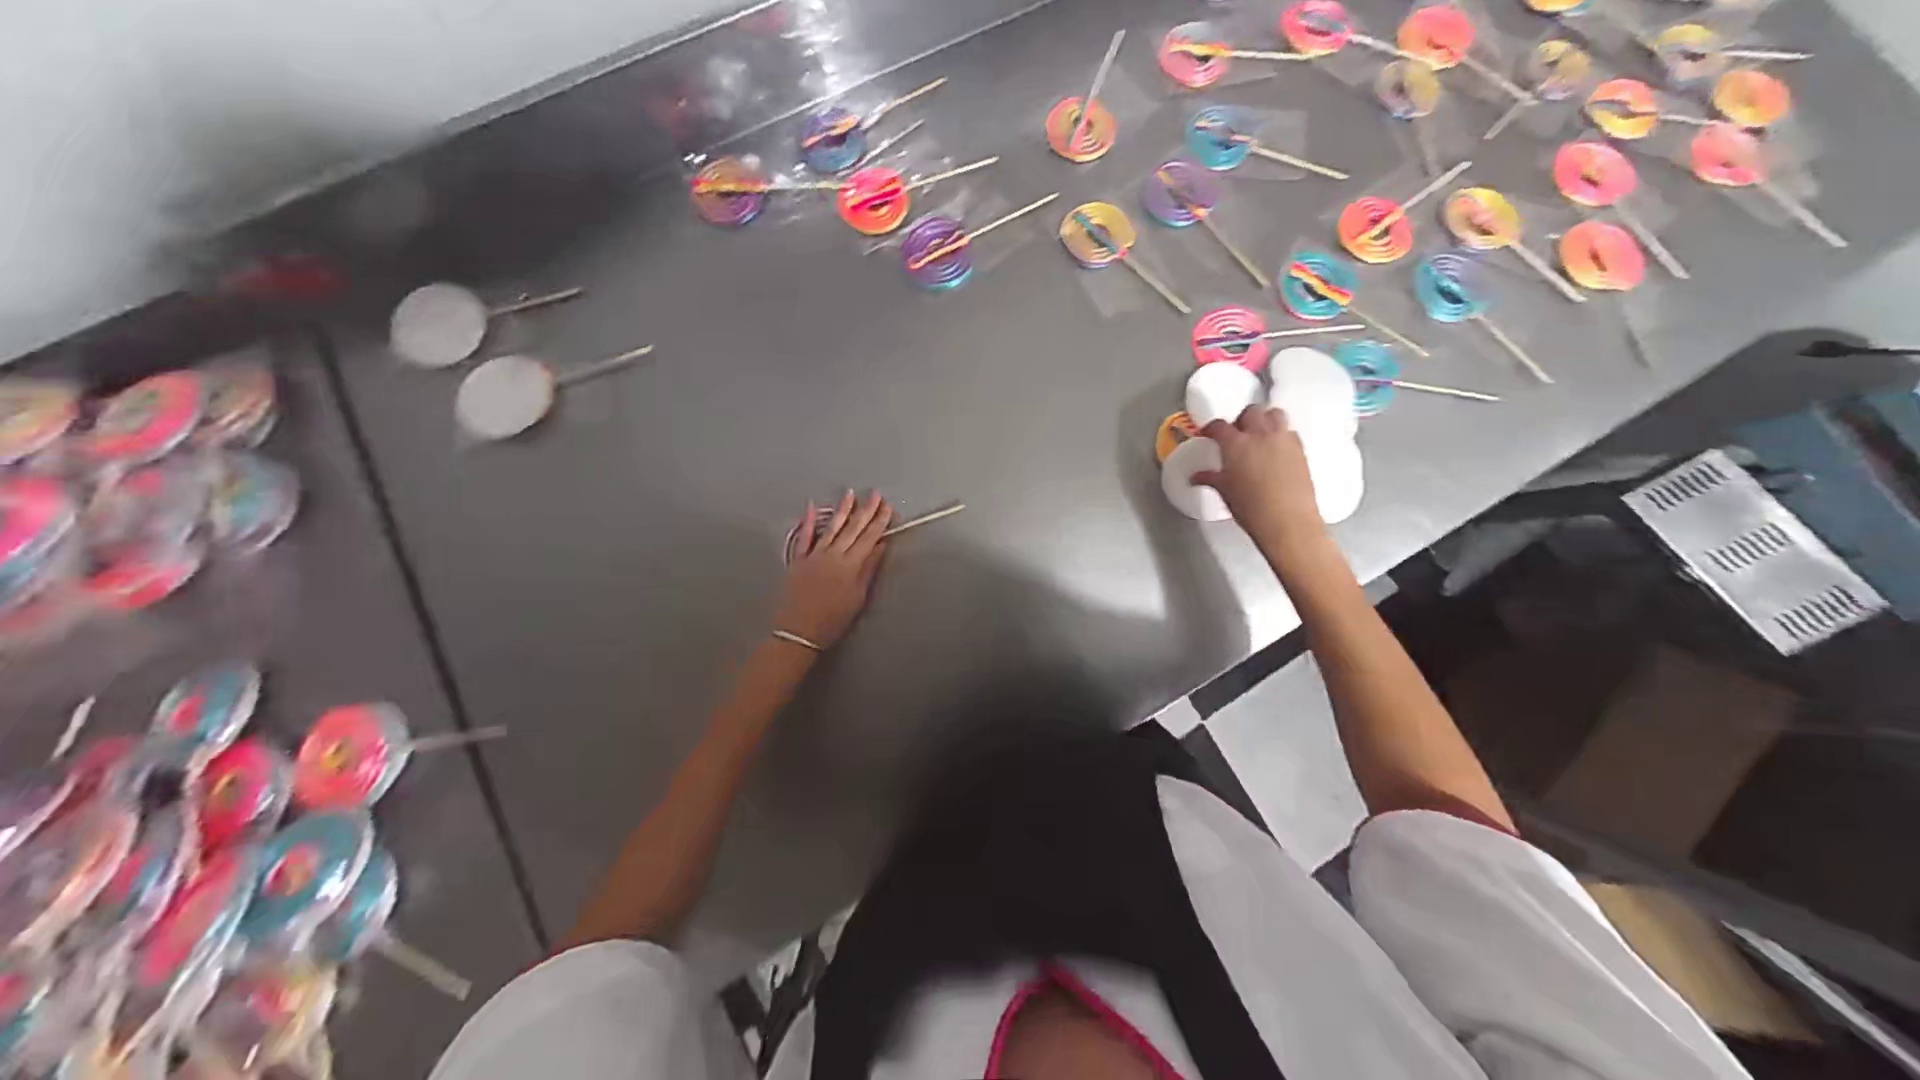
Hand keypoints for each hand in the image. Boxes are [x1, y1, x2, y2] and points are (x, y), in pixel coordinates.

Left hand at [774, 491, 893, 647]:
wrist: (799, 631)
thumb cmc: (833, 620)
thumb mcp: (858, 598)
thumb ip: (868, 569)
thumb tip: (880, 546)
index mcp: (850, 565)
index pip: (869, 538)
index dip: (879, 521)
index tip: (887, 507)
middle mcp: (833, 555)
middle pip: (852, 528)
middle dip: (866, 510)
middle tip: (875, 494)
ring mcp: (814, 555)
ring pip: (831, 527)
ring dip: (842, 509)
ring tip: (850, 494)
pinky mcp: (798, 559)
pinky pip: (804, 537)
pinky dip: (808, 521)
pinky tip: (812, 506)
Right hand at [1191, 408, 1324, 547]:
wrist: (1287, 521)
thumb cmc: (1251, 508)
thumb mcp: (1225, 492)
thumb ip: (1210, 478)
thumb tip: (1197, 476)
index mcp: (1236, 444)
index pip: (1219, 426)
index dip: (1211, 428)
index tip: (1209, 434)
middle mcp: (1260, 435)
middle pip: (1250, 412)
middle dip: (1241, 419)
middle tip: (1235, 433)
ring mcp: (1283, 439)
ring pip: (1274, 414)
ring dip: (1264, 419)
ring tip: (1258, 434)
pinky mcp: (1300, 449)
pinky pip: (1289, 431)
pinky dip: (1280, 434)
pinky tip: (1275, 450)